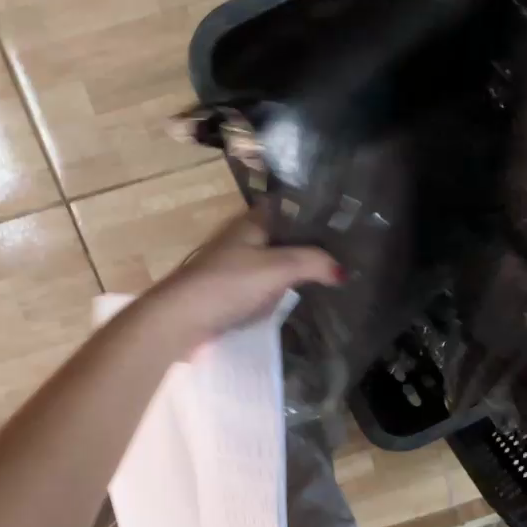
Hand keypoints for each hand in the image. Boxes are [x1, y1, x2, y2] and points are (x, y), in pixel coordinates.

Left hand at [143, 205, 342, 347]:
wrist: (180, 321)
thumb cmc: (228, 284)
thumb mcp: (278, 268)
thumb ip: (312, 262)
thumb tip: (342, 270)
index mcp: (252, 223)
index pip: (288, 206)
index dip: (313, 210)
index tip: (343, 220)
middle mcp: (242, 240)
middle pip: (282, 236)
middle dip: (309, 243)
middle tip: (345, 252)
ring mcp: (234, 267)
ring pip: (273, 262)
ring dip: (295, 269)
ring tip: (329, 275)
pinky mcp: (229, 294)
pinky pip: (263, 287)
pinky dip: (280, 291)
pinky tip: (296, 300)